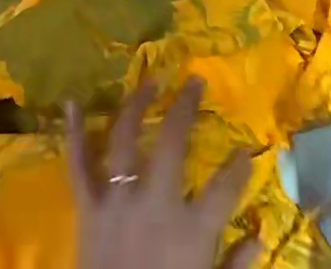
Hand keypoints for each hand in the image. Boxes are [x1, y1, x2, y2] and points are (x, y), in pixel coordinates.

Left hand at [66, 78, 260, 268]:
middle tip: (195, 80)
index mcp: (191, 230)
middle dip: (185, 107)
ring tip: (150, 81)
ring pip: (126, 140)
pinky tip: (72, 101)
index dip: (239, 166)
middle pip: (173, 142)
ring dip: (137, 104)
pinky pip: (78, 166)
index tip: (246, 149)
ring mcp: (117, 203)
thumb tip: (258, 236)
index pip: (225, 188)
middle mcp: (155, 204)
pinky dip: (73, 133)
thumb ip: (235, 267)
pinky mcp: (88, 211)